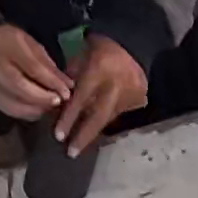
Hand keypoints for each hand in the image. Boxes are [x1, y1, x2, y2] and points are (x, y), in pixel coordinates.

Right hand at [0, 24, 70, 121]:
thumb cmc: (15, 44)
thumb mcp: (34, 46)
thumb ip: (50, 67)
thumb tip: (69, 86)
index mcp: (7, 46)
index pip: (32, 68)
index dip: (51, 82)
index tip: (66, 92)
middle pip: (21, 87)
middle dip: (43, 98)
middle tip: (59, 102)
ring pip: (14, 103)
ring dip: (37, 108)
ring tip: (51, 107)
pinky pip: (9, 110)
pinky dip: (27, 113)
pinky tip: (39, 110)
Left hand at [56, 35, 146, 156]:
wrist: (133, 44)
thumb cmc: (99, 49)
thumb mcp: (80, 58)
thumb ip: (70, 81)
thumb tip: (57, 106)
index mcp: (99, 70)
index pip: (81, 99)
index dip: (69, 119)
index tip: (58, 136)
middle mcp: (117, 85)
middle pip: (99, 117)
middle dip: (84, 136)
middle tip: (71, 153)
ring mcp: (131, 94)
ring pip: (107, 118)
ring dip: (92, 129)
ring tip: (80, 141)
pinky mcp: (139, 100)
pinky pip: (118, 113)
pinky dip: (105, 117)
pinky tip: (96, 121)